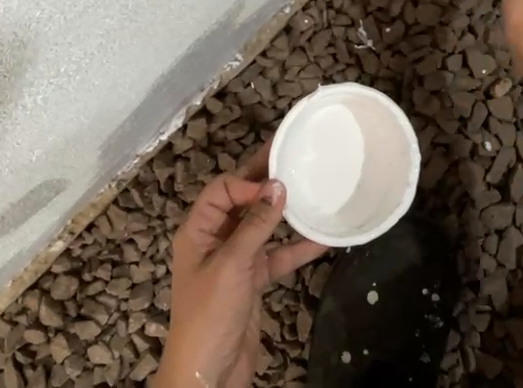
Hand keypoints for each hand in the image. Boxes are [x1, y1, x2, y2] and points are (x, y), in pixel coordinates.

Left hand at [156, 147, 328, 387]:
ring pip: (263, 227)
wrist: (208, 375)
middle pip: (243, 202)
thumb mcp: (232, 264)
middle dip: (268, 184)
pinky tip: (324, 239)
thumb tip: (278, 185)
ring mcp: (235, 260)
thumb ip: (255, 224)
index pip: (223, 189)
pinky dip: (297, 248)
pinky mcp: (252, 281)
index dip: (248, 182)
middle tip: (297, 157)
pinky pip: (276, 255)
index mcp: (198, 230)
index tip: (277, 186)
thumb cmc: (210, 313)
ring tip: (314, 192)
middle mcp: (215, 239)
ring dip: (286, 215)